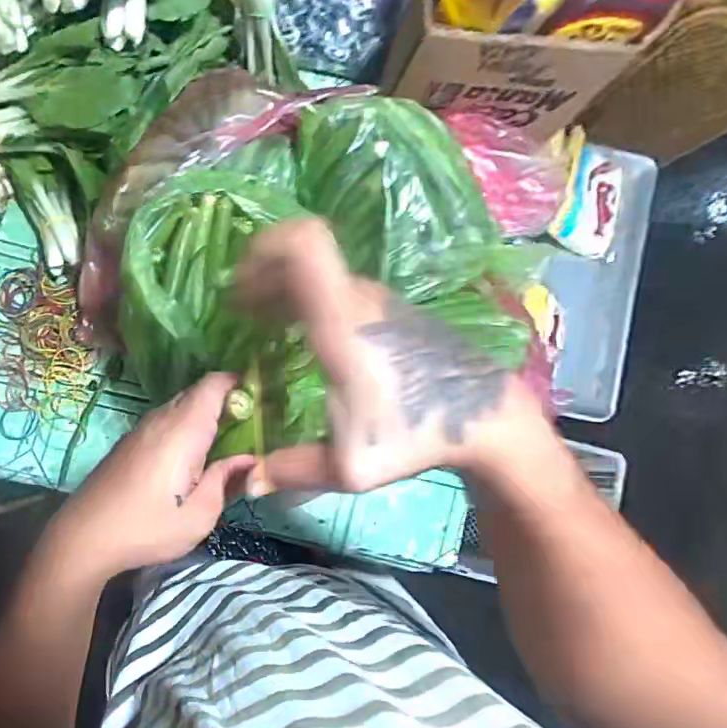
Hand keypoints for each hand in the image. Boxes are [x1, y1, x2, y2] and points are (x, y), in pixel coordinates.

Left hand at [44, 372, 257, 580]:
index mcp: (183, 431)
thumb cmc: (146, 529)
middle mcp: (161, 420)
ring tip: (230, 440)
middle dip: (228, 401)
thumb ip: (225, 481)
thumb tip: (248, 461)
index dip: (240, 382)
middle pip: (199, 393)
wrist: (82, 539)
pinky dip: (187, 428)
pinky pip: (167, 422)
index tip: (263, 397)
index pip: (214, 385)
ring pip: (181, 408)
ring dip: (206, 416)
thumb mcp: (200, 515)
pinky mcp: (130, 444)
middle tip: (254, 424)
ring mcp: (141, 430)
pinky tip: (196, 455)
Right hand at [233, 218, 550, 494]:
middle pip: (302, 253)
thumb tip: (248, 481)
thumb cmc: (416, 435)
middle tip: (244, 314)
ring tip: (268, 327)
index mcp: (343, 325)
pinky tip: (307, 339)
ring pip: (321, 272)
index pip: (305, 245)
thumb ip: (292, 471)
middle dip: (264, 274)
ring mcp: (379, 299)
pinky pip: (339, 288)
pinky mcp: (392, 309)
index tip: (241, 289)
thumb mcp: (351, 467)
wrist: (484, 416)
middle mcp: (359, 299)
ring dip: (286, 289)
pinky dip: (311, 300)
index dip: (264, 251)